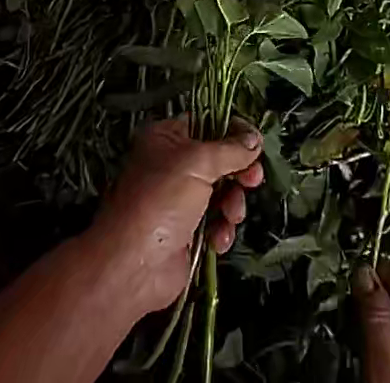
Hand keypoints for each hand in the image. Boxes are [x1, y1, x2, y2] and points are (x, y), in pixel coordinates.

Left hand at [85, 117, 264, 311]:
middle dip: (239, 172)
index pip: (208, 123)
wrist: (134, 265)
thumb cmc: (161, 200)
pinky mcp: (188, 230)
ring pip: (223, 192)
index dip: (233, 131)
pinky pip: (217, 222)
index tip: (255, 143)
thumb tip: (254, 139)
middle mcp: (173, 165)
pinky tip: (217, 239)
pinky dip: (222, 229)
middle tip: (253, 180)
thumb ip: (230, 149)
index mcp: (167, 138)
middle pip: (220, 159)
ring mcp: (181, 199)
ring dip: (232, 204)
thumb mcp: (197, 163)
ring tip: (231, 215)